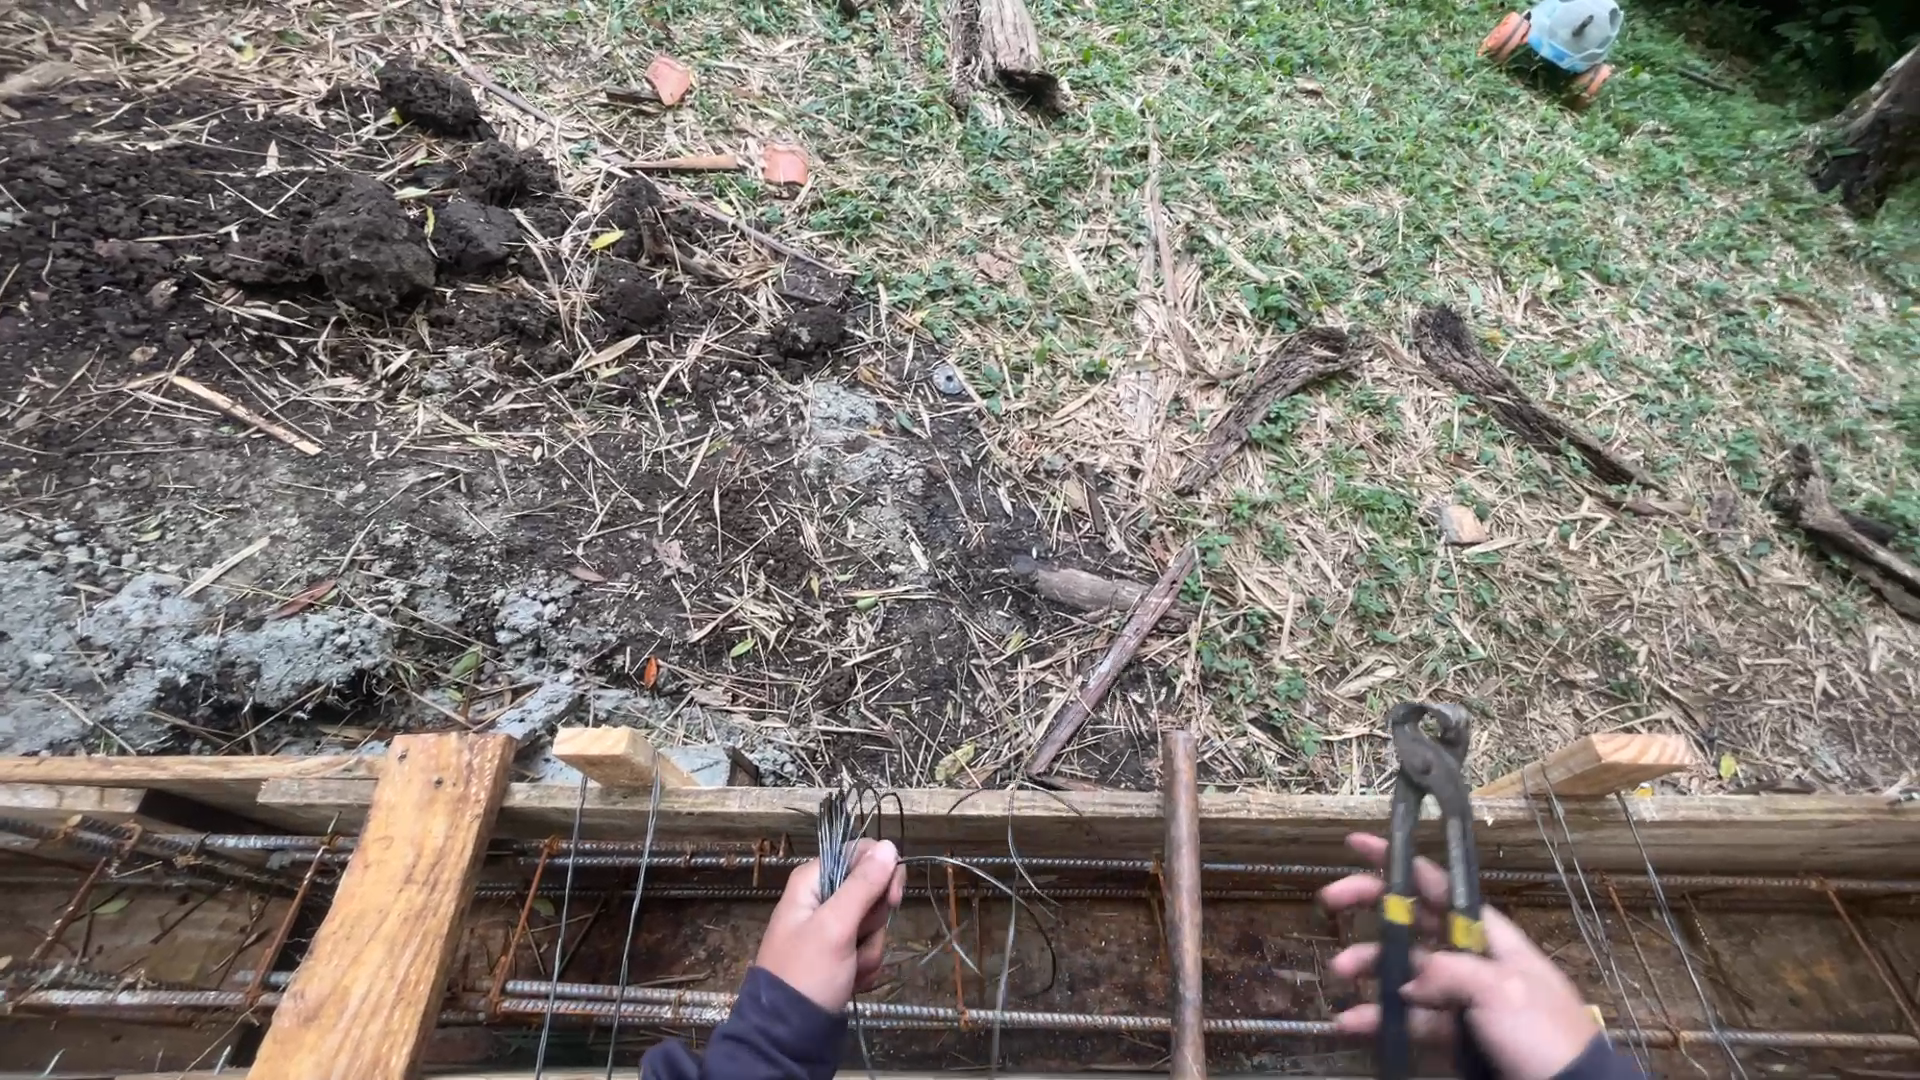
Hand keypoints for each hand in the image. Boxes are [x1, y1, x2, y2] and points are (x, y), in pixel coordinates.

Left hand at [755, 837, 904, 1011]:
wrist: (788, 1037)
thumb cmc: (806, 975)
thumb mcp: (835, 927)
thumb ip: (863, 885)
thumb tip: (889, 845)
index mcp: (813, 879)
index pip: (861, 853)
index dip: (882, 871)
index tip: (893, 897)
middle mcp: (822, 896)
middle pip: (872, 888)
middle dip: (873, 921)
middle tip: (857, 940)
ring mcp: (832, 925)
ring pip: (874, 921)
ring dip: (868, 949)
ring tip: (848, 969)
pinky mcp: (841, 951)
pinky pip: (868, 945)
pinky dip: (864, 964)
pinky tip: (850, 979)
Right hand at [1319, 833, 1599, 1079]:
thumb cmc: (1544, 1034)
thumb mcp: (1502, 991)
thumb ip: (1449, 969)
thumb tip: (1411, 978)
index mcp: (1484, 935)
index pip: (1434, 883)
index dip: (1394, 860)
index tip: (1356, 843)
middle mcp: (1466, 957)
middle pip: (1407, 918)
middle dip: (1366, 905)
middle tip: (1329, 901)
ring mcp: (1457, 994)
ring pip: (1398, 967)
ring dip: (1365, 964)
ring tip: (1340, 972)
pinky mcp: (1450, 1032)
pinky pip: (1404, 1017)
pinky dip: (1376, 1018)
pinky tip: (1352, 1022)